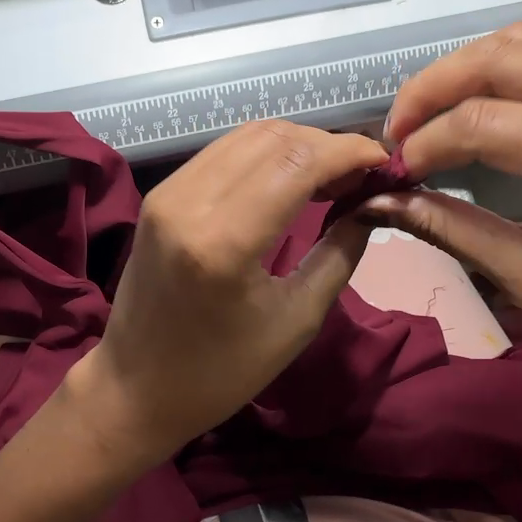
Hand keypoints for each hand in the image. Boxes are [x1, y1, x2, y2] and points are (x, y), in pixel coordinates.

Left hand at [61, 121, 386, 474]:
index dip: (349, 152)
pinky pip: (222, 152)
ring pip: (247, 135)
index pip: (298, 161)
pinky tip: (290, 178)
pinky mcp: (159, 194)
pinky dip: (265, 153)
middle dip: (328, 145)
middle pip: (274, 138)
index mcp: (223, 241)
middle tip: (361, 177)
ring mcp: (167, 192)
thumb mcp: (296, 320)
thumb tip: (373, 204)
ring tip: (332, 177)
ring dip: (297, 144)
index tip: (386, 164)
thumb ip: (340, 252)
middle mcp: (189, 201)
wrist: (136, 387)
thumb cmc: (221, 371)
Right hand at [370, 24, 521, 389]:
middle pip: (498, 57)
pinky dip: (499, 70)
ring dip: (462, 71)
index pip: (484, 122)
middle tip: (397, 134)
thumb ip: (456, 231)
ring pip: (521, 41)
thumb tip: (383, 202)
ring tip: (429, 118)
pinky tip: (477, 107)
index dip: (424, 144)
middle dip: (430, 89)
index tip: (394, 175)